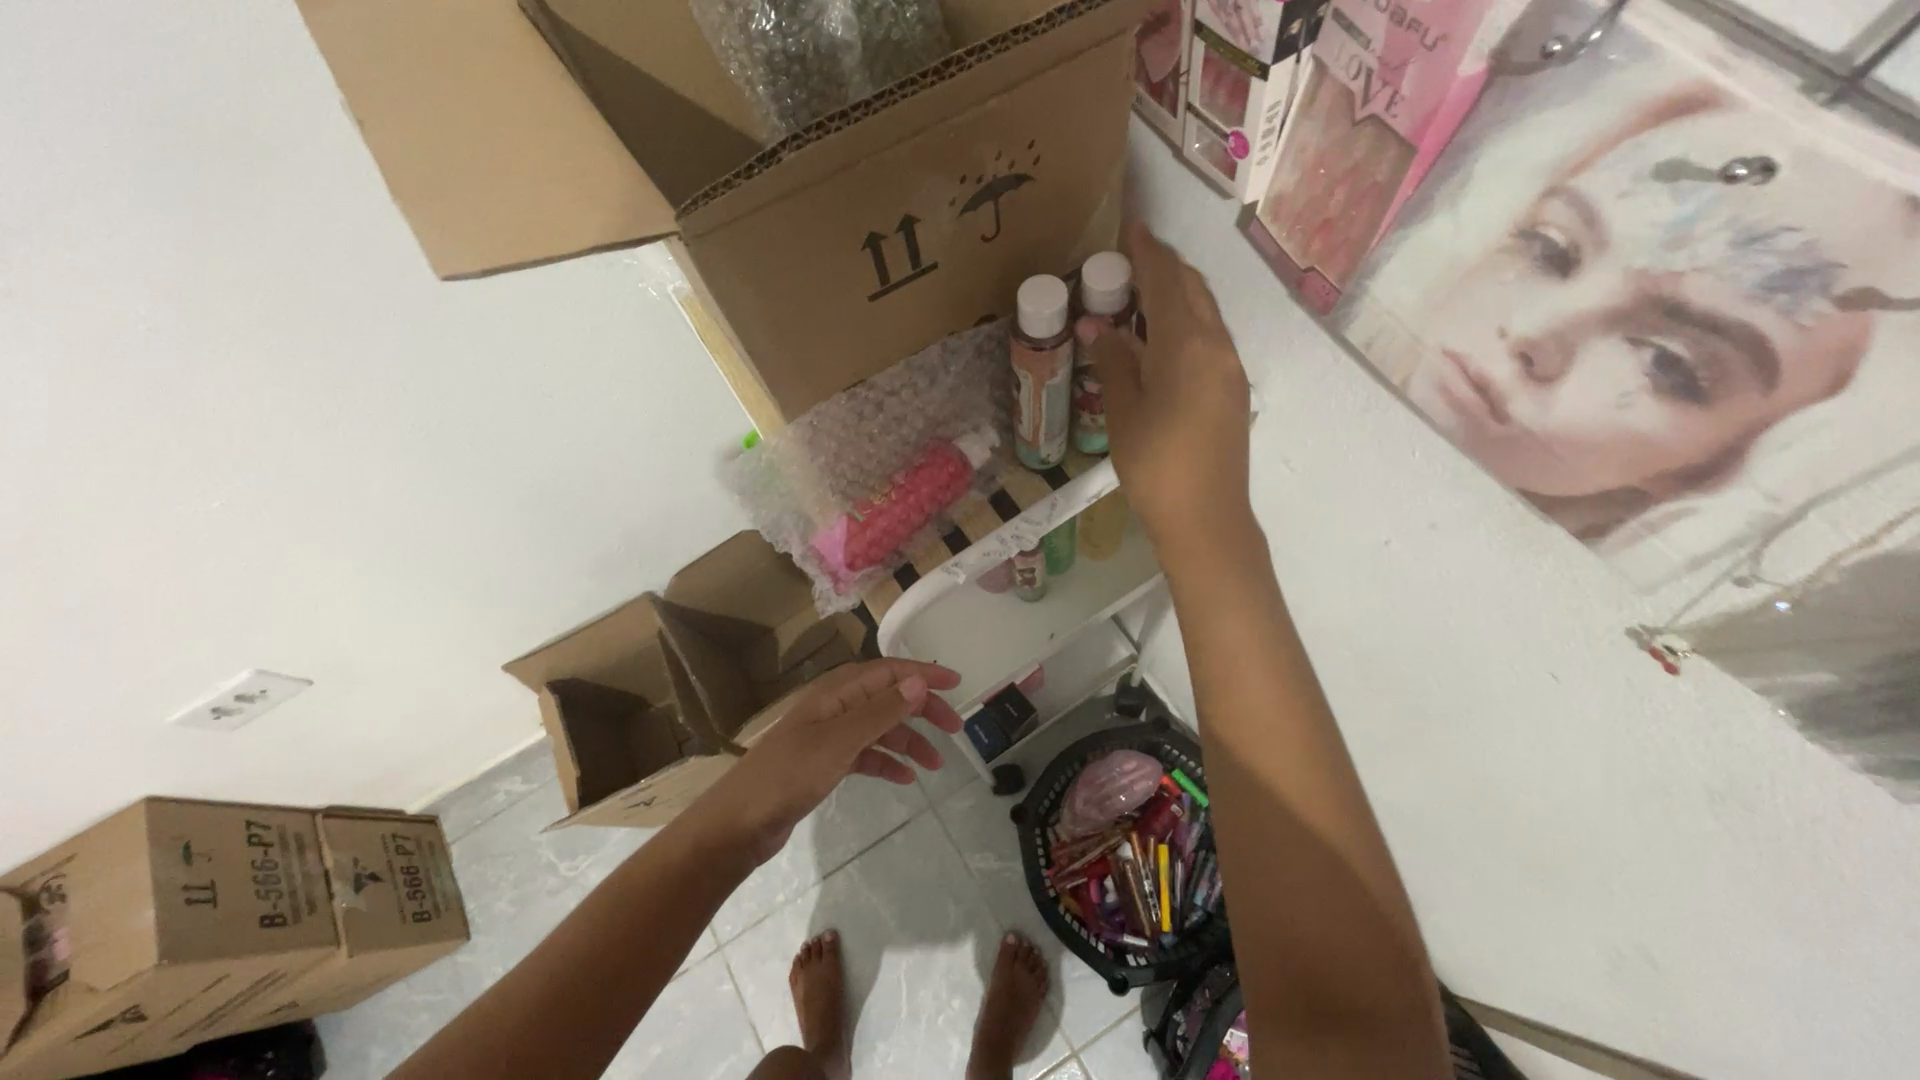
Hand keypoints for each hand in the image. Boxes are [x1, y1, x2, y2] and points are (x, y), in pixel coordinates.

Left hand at [706, 659, 962, 863]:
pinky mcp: (823, 764)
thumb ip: (880, 711)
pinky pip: (865, 755)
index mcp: (835, 694)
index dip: (922, 674)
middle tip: (954, 730)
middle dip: (922, 709)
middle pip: (887, 698)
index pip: (888, 672)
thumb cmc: (788, 776)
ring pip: (879, 728)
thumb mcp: (840, 741)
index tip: (957, 684)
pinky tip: (905, 779)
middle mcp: (833, 708)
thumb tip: (917, 681)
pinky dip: (887, 762)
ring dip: (909, 741)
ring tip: (936, 765)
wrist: (739, 823)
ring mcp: (827, 737)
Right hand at [1080, 224, 1252, 556]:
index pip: (1167, 281)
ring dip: (1177, 295)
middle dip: (1165, 268)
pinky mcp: (1232, 391)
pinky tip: (1161, 337)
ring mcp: (1230, 369)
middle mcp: (1218, 346)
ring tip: (1141, 293)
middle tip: (1130, 259)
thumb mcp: (1124, 412)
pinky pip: (1209, 339)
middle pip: (1193, 290)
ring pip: (1205, 314)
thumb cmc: (1156, 465)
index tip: (1130, 228)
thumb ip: (1114, 361)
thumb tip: (1098, 326)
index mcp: (1188, 345)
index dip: (1147, 252)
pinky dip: (1185, 323)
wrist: (1206, 518)